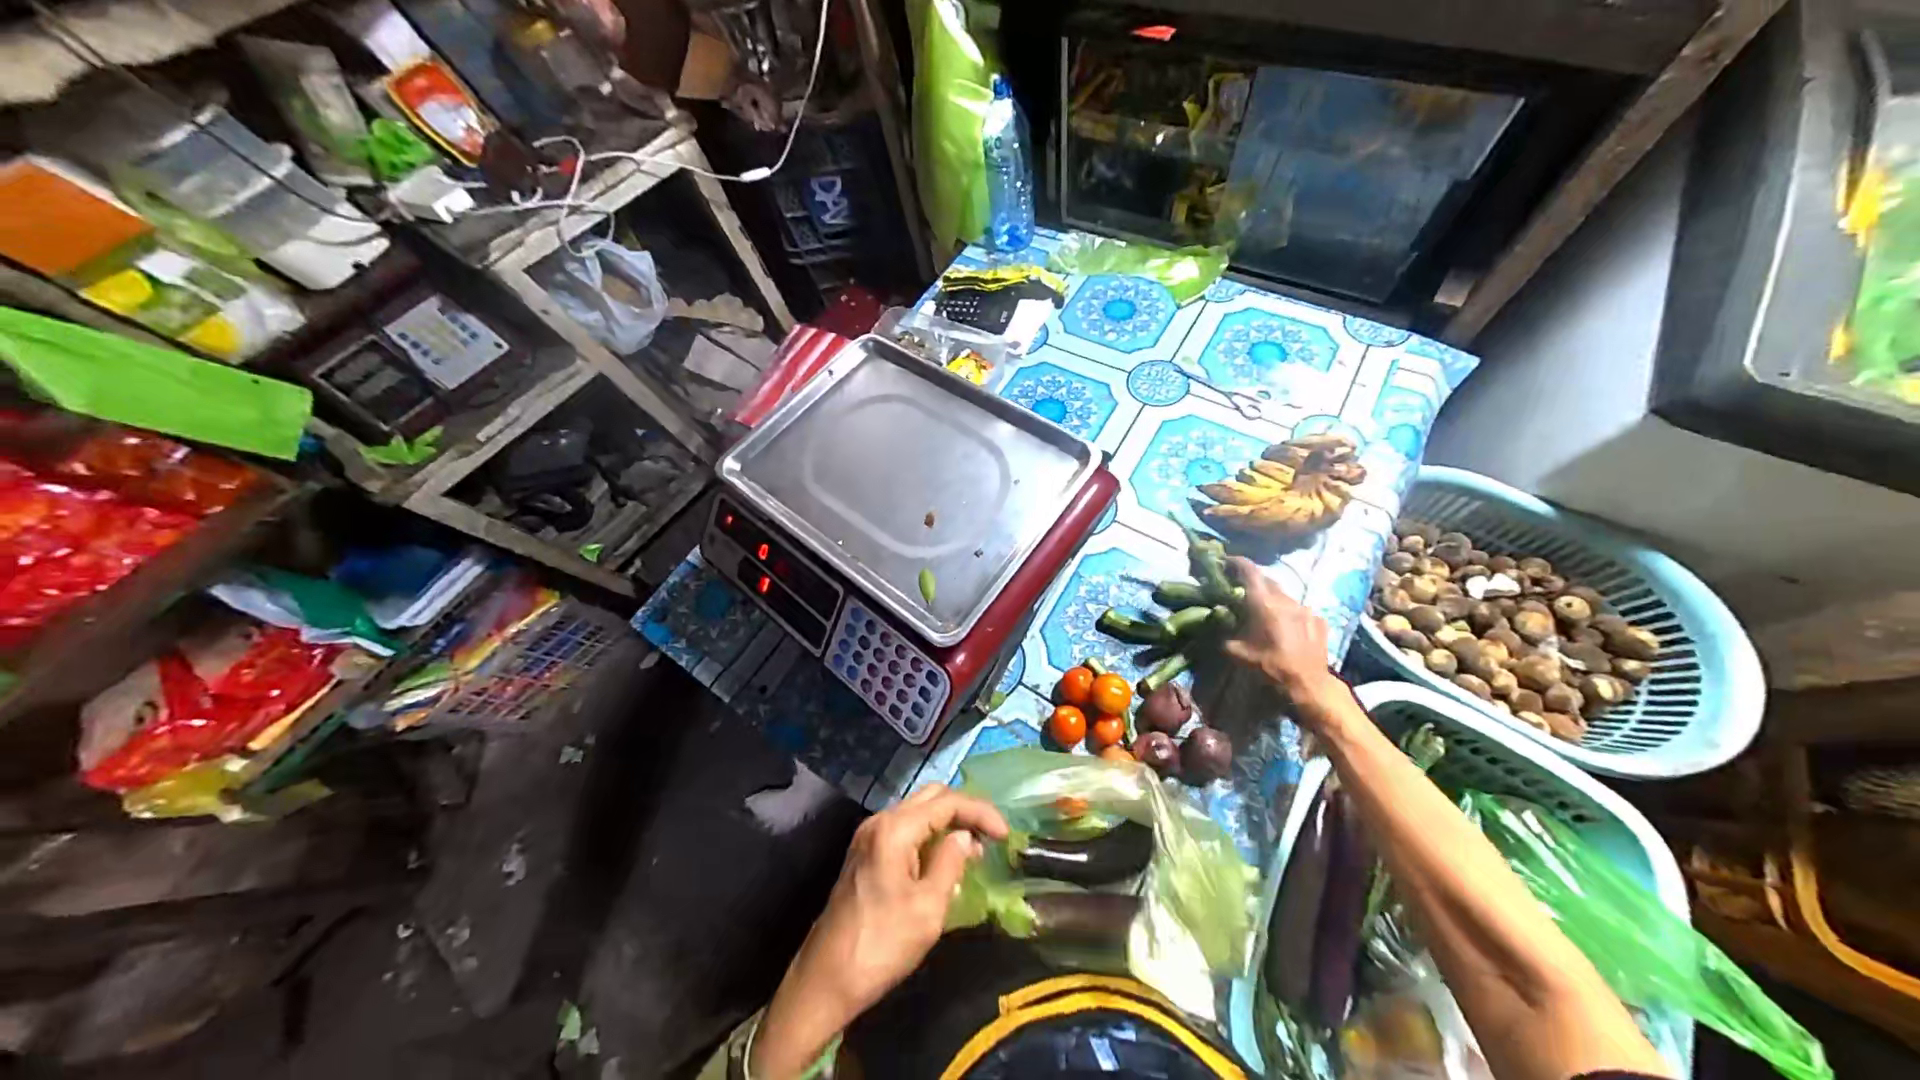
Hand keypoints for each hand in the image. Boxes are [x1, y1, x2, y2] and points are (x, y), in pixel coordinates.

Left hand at [752, 784, 1008, 1078]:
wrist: (826, 979)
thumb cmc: (882, 945)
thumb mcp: (928, 908)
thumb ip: (950, 863)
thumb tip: (965, 836)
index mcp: (894, 829)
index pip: (947, 802)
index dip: (980, 812)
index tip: (1006, 835)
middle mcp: (879, 823)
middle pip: (931, 797)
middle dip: (965, 810)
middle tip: (992, 835)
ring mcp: (869, 838)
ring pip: (917, 812)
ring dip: (947, 823)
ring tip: (975, 849)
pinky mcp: (865, 855)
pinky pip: (905, 831)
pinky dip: (929, 836)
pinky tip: (945, 859)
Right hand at [1223, 556, 1339, 702]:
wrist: (1309, 684)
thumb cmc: (1270, 666)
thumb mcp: (1237, 653)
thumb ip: (1223, 634)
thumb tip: (1215, 621)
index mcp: (1264, 603)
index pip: (1249, 571)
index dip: (1236, 562)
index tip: (1226, 560)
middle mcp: (1286, 600)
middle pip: (1267, 581)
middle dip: (1253, 581)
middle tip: (1240, 588)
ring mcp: (1305, 609)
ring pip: (1284, 595)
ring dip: (1271, 598)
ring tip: (1263, 610)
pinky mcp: (1318, 620)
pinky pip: (1300, 610)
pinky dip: (1289, 612)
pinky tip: (1285, 625)